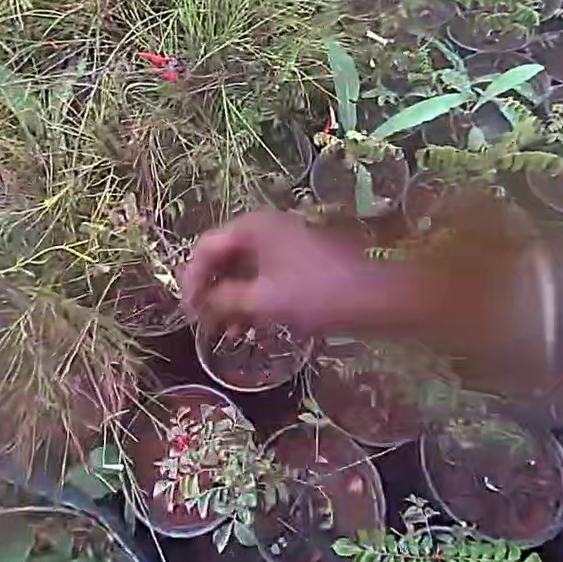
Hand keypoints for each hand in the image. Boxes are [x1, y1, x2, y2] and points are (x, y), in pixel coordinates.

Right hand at [181, 212, 411, 336]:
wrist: (375, 297)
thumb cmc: (317, 294)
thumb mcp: (262, 301)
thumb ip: (223, 301)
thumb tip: (200, 305)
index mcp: (252, 227)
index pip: (205, 247)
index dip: (191, 280)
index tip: (187, 312)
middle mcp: (264, 229)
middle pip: (222, 258)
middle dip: (211, 292)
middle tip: (202, 324)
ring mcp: (282, 244)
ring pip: (243, 271)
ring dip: (231, 301)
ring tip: (225, 334)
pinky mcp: (297, 262)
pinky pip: (262, 278)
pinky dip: (252, 301)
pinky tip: (248, 330)